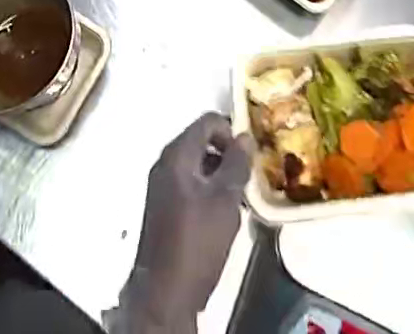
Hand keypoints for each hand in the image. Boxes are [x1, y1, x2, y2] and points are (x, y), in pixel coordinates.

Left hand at [118, 113, 253, 329]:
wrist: (165, 291)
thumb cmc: (197, 240)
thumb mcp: (225, 199)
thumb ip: (236, 164)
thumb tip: (245, 136)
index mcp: (177, 154)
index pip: (208, 121)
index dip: (232, 131)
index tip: (250, 154)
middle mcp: (166, 162)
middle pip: (201, 140)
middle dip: (227, 152)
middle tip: (249, 174)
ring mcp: (162, 184)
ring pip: (197, 163)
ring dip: (220, 172)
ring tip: (241, 195)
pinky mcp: (164, 205)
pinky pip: (190, 182)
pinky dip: (208, 187)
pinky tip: (224, 211)